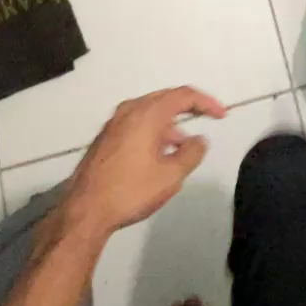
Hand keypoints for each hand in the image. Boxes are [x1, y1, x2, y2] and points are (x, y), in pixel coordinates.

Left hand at [58, 86, 227, 236]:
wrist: (84, 210)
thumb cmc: (130, 191)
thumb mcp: (170, 176)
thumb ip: (191, 154)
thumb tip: (200, 139)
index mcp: (147, 113)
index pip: (183, 95)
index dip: (206, 102)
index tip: (221, 115)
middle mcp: (130, 109)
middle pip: (165, 99)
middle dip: (188, 110)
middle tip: (206, 122)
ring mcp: (114, 122)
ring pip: (149, 112)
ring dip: (170, 125)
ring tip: (181, 149)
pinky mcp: (105, 136)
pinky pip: (136, 122)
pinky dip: (153, 130)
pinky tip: (157, 155)